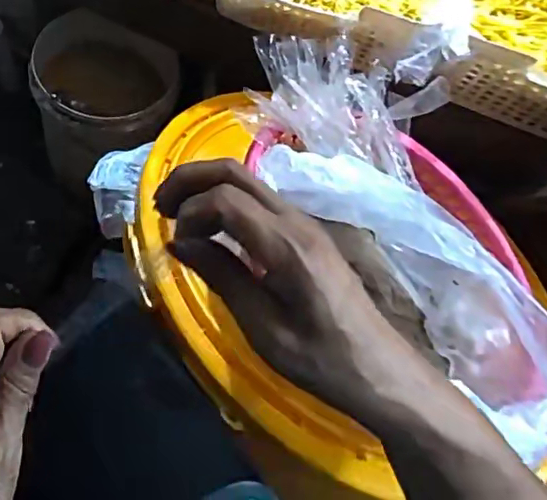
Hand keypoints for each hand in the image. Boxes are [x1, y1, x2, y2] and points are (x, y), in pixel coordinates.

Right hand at [154, 159, 449, 432]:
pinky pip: (255, 197)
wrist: (386, 374)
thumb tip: (178, 243)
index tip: (176, 242)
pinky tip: (209, 225)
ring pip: (243, 178)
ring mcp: (301, 221)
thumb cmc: (325, 361)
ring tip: (177, 213)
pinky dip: (222, 198)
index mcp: (286, 244)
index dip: (190, 211)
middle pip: (231, 171)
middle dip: (188, 179)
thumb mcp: (265, 329)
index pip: (224, 198)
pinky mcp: (304, 230)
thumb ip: (221, 276)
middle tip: (160, 205)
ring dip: (204, 185)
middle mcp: (294, 220)